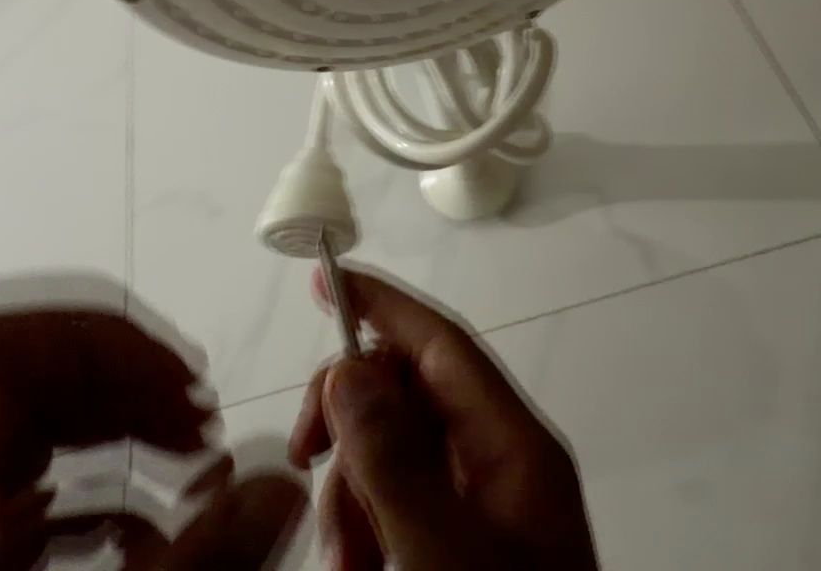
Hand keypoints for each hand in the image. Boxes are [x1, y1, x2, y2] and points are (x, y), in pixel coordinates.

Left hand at [0, 309, 304, 570]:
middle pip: (4, 380)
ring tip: (181, 461)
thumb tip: (285, 490)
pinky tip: (131, 534)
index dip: (96, 341)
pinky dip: (73, 493)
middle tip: (196, 422)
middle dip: (118, 384)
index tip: (179, 384)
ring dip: (101, 431)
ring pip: (2, 431)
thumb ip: (190, 563)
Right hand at [289, 270, 599, 570]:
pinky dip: (365, 528)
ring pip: (391, 453)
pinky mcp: (455, 542)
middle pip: (408, 395)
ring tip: (354, 560)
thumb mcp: (442, 553)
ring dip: (353, 492)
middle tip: (308, 456)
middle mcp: (497, 464)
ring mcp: (477, 506)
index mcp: (513, 447)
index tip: (327, 279)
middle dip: (351, 422)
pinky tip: (362, 567)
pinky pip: (394, 503)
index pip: (441, 344)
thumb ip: (393, 459)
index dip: (384, 304)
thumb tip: (350, 368)